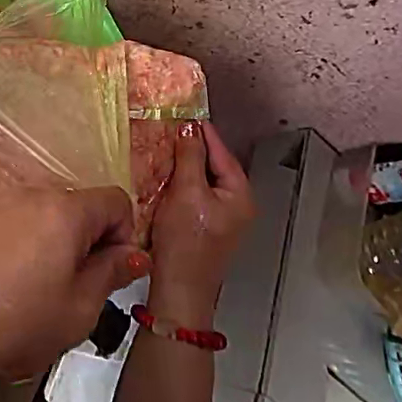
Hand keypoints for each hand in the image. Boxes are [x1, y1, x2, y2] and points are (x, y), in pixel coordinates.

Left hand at [0, 187, 149, 382]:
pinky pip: (23, 223)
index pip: (117, 201)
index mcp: (65, 210)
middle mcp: (34, 194)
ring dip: (60, 246)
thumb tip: (134, 253)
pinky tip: (15, 282)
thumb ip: (111, 274)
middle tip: (78, 291)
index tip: (110, 275)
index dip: (125, 236)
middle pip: (83, 206)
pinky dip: (32, 245)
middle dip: (92, 243)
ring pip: (52, 217)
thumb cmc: (13, 322)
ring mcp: (2, 202)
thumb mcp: (77, 310)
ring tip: (44, 291)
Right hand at [147, 121, 254, 323]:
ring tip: (161, 150)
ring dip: (182, 166)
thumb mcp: (186, 192)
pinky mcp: (203, 226)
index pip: (221, 153)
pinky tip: (161, 178)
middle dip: (191, 149)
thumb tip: (190, 128)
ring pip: (201, 181)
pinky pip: (193, 195)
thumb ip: (189, 157)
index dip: (202, 133)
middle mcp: (236, 204)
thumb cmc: (186, 242)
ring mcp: (220, 217)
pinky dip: (179, 183)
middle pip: (213, 166)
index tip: (184, 114)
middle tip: (167, 130)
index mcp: (240, 194)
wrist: (179, 287)